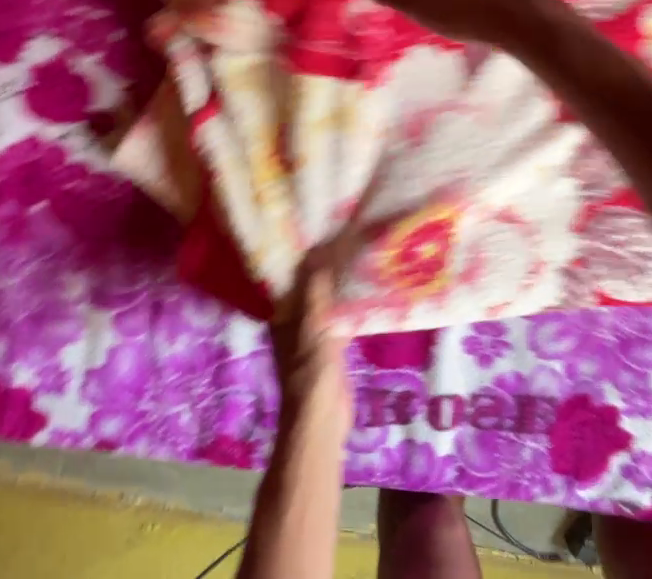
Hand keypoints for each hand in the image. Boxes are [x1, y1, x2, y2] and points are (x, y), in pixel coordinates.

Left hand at [269, 234, 354, 430]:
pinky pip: (343, 319)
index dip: (306, 256)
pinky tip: (369, 290)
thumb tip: (317, 248)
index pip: (292, 278)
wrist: (322, 420)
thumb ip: (316, 289)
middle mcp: (295, 323)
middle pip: (311, 288)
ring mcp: (315, 336)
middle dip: (326, 268)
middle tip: (349, 236)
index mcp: (282, 316)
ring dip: (341, 285)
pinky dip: (353, 306)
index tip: (324, 230)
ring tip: (361, 255)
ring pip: (328, 303)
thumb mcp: (312, 325)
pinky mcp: (334, 348)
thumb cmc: (310, 371)